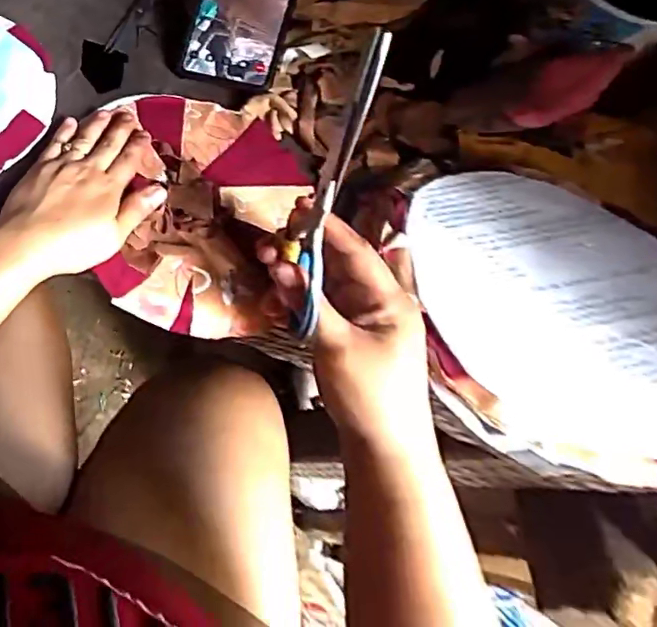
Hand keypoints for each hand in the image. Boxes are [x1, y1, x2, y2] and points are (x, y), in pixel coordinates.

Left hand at [0, 111, 167, 281]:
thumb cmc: (72, 247)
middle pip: (109, 144)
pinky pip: (57, 143)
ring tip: (106, 112)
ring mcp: (63, 165)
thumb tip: (159, 189)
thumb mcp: (112, 236)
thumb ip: (135, 210)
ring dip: (97, 123)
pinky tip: (70, 122)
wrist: (26, 241)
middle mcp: (88, 170)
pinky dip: (65, 131)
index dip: (138, 145)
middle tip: (129, 113)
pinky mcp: (41, 166)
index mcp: (109, 188)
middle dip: (121, 127)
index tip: (145, 133)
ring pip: (85, 138)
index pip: (128, 160)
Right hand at [259, 203, 432, 452]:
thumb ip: (308, 302)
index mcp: (389, 300)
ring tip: (266, 267)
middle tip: (270, 242)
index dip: (327, 226)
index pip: (355, 251)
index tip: (299, 206)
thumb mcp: (337, 345)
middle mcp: (376, 303)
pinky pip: (317, 306)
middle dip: (302, 251)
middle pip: (335, 264)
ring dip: (295, 276)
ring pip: (322, 284)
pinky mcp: (344, 335)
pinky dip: (296, 300)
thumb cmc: (372, 397)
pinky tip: (276, 300)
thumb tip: (281, 264)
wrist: (385, 451)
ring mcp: (360, 320)